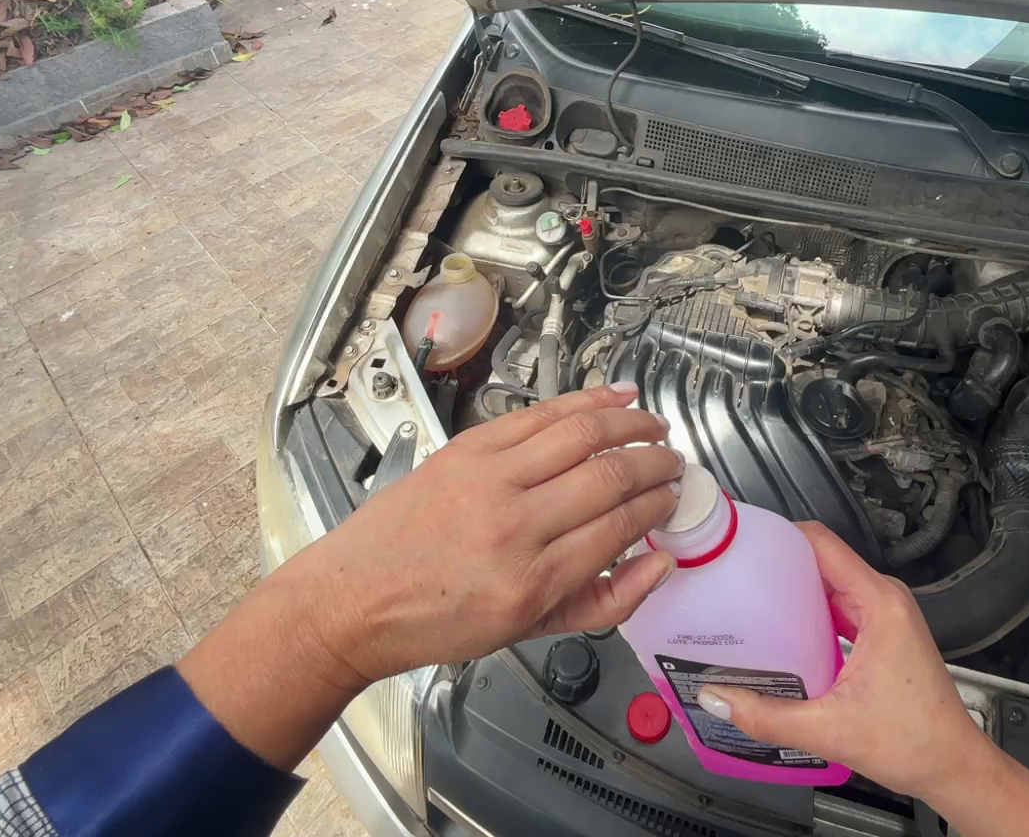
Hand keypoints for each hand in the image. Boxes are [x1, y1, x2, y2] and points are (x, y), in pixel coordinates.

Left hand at [280, 381, 684, 689]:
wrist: (356, 596)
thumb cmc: (440, 620)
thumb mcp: (528, 632)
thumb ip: (605, 601)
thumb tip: (660, 562)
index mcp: (532, 581)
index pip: (619, 527)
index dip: (658, 505)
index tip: (672, 496)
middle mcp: (514, 524)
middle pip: (608, 476)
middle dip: (655, 463)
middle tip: (673, 461)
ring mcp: (489, 478)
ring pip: (580, 434)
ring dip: (629, 423)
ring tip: (654, 424)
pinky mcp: (468, 447)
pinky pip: (539, 414)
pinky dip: (583, 401)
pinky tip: (613, 397)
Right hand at [693, 521, 984, 795]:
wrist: (955, 768)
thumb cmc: (915, 744)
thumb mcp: (831, 730)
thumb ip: (768, 716)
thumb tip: (719, 697)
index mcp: (879, 602)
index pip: (822, 542)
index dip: (781, 535)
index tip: (746, 540)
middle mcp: (884, 597)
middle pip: (821, 556)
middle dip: (778, 560)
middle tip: (736, 573)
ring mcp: (884, 610)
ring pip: (828, 578)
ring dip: (792, 584)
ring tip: (750, 597)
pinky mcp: (881, 626)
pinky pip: (837, 599)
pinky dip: (808, 605)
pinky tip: (782, 627)